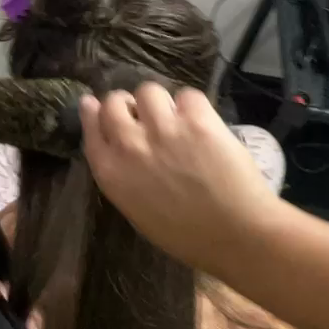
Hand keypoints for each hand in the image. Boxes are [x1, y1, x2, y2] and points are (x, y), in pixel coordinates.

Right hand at [79, 83, 283, 272]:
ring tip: (175, 118)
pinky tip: (202, 123)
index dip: (94, 112)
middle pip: (115, 101)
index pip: (91, 126)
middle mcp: (130, 144)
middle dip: (126, 103)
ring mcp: (163, 129)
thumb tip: (118, 146)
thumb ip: (122, 174)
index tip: (97, 105)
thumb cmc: (186, 236)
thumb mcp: (137, 210)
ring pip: (149, 90)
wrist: (238, 237)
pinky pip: (187, 95)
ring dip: (159, 102)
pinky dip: (192, 106)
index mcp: (111, 172)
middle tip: (143, 114)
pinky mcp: (197, 119)